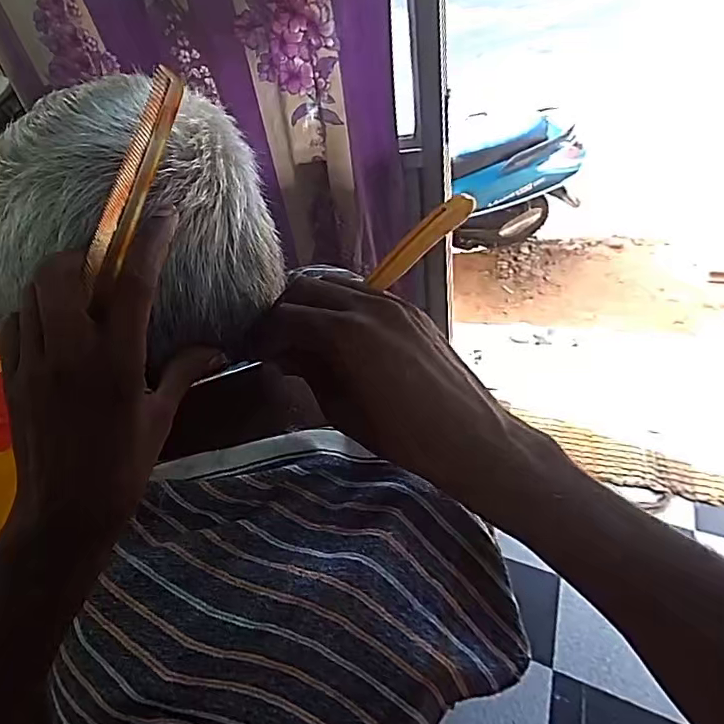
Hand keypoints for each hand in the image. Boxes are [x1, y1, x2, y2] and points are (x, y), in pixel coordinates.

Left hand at [0, 210, 218, 587]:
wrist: (65, 511)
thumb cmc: (122, 468)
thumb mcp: (160, 418)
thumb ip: (183, 372)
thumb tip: (216, 347)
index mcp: (116, 361)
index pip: (132, 283)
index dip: (150, 241)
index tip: (163, 215)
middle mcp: (70, 352)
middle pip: (62, 271)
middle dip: (83, 254)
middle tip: (100, 265)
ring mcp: (32, 363)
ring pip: (32, 293)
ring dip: (55, 282)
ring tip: (75, 294)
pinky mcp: (9, 378)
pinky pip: (12, 324)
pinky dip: (30, 312)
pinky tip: (47, 327)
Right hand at [247, 275, 567, 519]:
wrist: (472, 439)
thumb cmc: (401, 435)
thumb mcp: (339, 408)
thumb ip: (307, 370)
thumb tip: (282, 355)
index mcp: (345, 332)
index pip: (286, 316)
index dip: (263, 333)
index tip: (252, 351)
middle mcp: (368, 305)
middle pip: (306, 288)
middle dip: (282, 310)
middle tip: (272, 340)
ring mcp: (393, 303)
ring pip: (335, 284)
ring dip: (311, 304)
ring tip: (301, 335)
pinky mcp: (410, 311)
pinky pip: (362, 294)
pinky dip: (339, 306)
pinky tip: (336, 335)